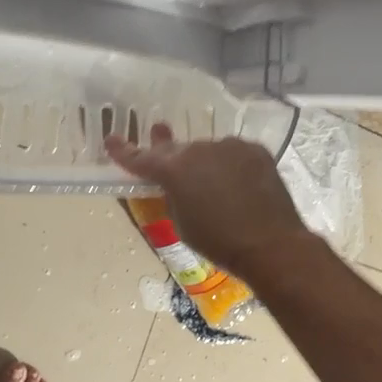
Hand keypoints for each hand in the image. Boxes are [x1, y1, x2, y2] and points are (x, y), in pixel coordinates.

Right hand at [105, 123, 313, 273]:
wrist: (270, 244)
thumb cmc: (218, 242)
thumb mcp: (182, 223)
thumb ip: (173, 196)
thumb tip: (176, 185)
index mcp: (173, 170)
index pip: (140, 158)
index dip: (123, 151)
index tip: (111, 140)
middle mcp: (198, 150)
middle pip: (176, 151)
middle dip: (167, 153)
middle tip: (158, 137)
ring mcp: (229, 146)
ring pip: (207, 151)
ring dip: (203, 162)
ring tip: (210, 181)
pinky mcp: (254, 150)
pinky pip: (233, 154)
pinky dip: (229, 165)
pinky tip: (237, 183)